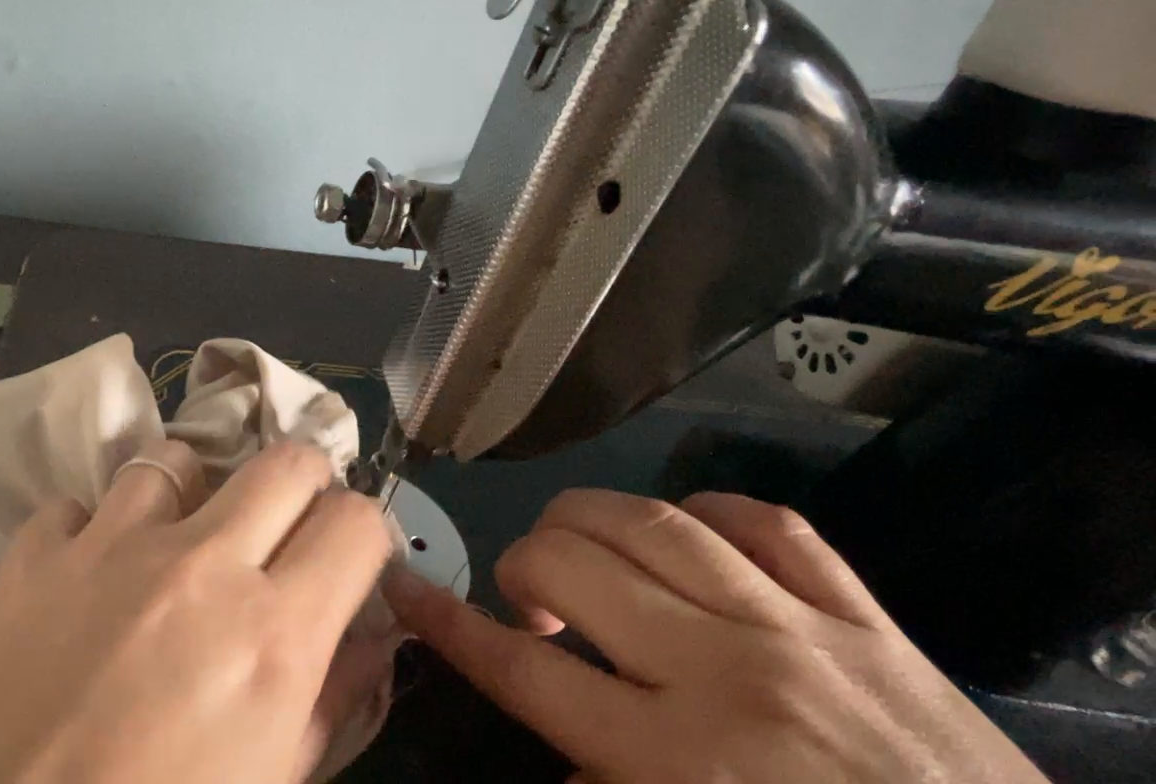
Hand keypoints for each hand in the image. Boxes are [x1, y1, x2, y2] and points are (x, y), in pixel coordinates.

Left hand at [0, 439, 394, 783]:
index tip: (346, 557)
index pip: (356, 523)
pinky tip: (89, 574)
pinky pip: (80, 503)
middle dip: (302, 487)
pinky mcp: (38, 551)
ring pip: (177, 459)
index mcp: (273, 633)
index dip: (364, 533)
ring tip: (177, 543)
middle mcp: (202, 565)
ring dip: (192, 495)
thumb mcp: (269, 782)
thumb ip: (330, 700)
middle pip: (285, 463)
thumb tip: (370, 638)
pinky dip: (94, 528)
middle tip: (283, 529)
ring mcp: (113, 545)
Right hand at [383, 488, 1048, 783]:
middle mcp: (726, 676)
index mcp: (679, 761)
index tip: (404, 587)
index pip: (524, 668)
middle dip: (521, 567)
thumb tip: (567, 750)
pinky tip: (685, 531)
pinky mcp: (867, 616)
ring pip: (653, 524)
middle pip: (573, 568)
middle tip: (528, 598)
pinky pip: (768, 525)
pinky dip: (708, 511)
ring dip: (588, 522)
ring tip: (578, 550)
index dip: (448, 623)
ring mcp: (801, 632)